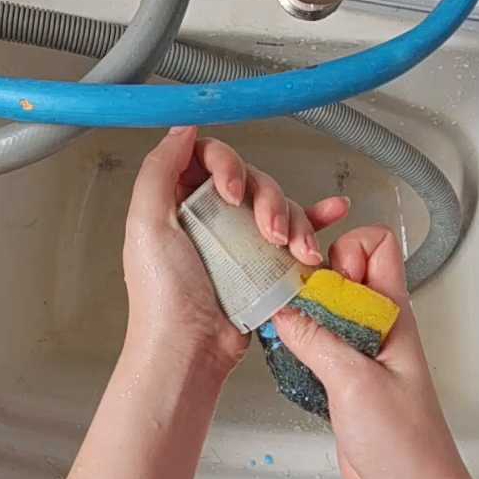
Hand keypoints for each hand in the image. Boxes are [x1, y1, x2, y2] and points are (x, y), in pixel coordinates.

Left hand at [123, 127, 348, 377]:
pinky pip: (295, 232)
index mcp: (177, 202)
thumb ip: (158, 170)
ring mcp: (238, 240)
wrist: (189, 350)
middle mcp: (208, 216)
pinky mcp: (262, 263)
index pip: (210, 157)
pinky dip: (315, 221)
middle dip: (266, 199)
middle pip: (251, 179)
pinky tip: (332, 212)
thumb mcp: (146, 225)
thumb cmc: (163, 297)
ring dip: (293, 219)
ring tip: (294, 249)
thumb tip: (181, 128)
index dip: (227, 165)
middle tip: (265, 230)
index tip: (232, 191)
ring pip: (277, 205)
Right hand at [269, 226, 467, 478]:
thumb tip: (283, 310)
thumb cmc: (405, 443)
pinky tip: (285, 355)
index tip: (325, 278)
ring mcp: (359, 349)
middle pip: (343, 271)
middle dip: (313, 276)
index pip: (378, 247)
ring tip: (284, 329)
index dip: (348, 251)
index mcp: (394, 315)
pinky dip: (296, 340)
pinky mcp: (342, 374)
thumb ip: (317, 340)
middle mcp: (377, 325)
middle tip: (293, 301)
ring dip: (300, 310)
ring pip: (325, 306)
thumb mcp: (355, 382)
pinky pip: (315, 340)